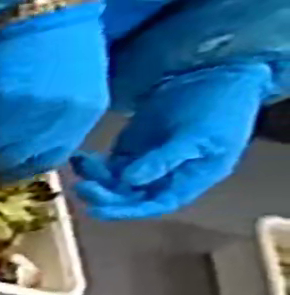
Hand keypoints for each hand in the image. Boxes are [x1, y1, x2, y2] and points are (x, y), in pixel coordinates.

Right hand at [0, 1, 110, 181]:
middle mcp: (55, 116)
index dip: (13, 171)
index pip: (44, 161)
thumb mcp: (75, 87)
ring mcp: (22, 107)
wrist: (44, 10)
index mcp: (82, 114)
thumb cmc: (61, 46)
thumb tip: (16, 149)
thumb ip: (52, 120)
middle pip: (8, 159)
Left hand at [72, 62, 270, 219]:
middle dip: (102, 195)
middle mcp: (164, 178)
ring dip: (92, 178)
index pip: (156, 204)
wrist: (207, 82)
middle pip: (126, 197)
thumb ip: (165, 159)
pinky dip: (88, 165)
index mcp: (191, 179)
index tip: (97, 211)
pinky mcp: (126, 153)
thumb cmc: (215, 110)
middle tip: (82, 185)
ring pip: (109, 184)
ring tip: (82, 162)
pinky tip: (79, 156)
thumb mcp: (196, 136)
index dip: (127, 212)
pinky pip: (102, 168)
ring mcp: (142, 166)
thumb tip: (131, 181)